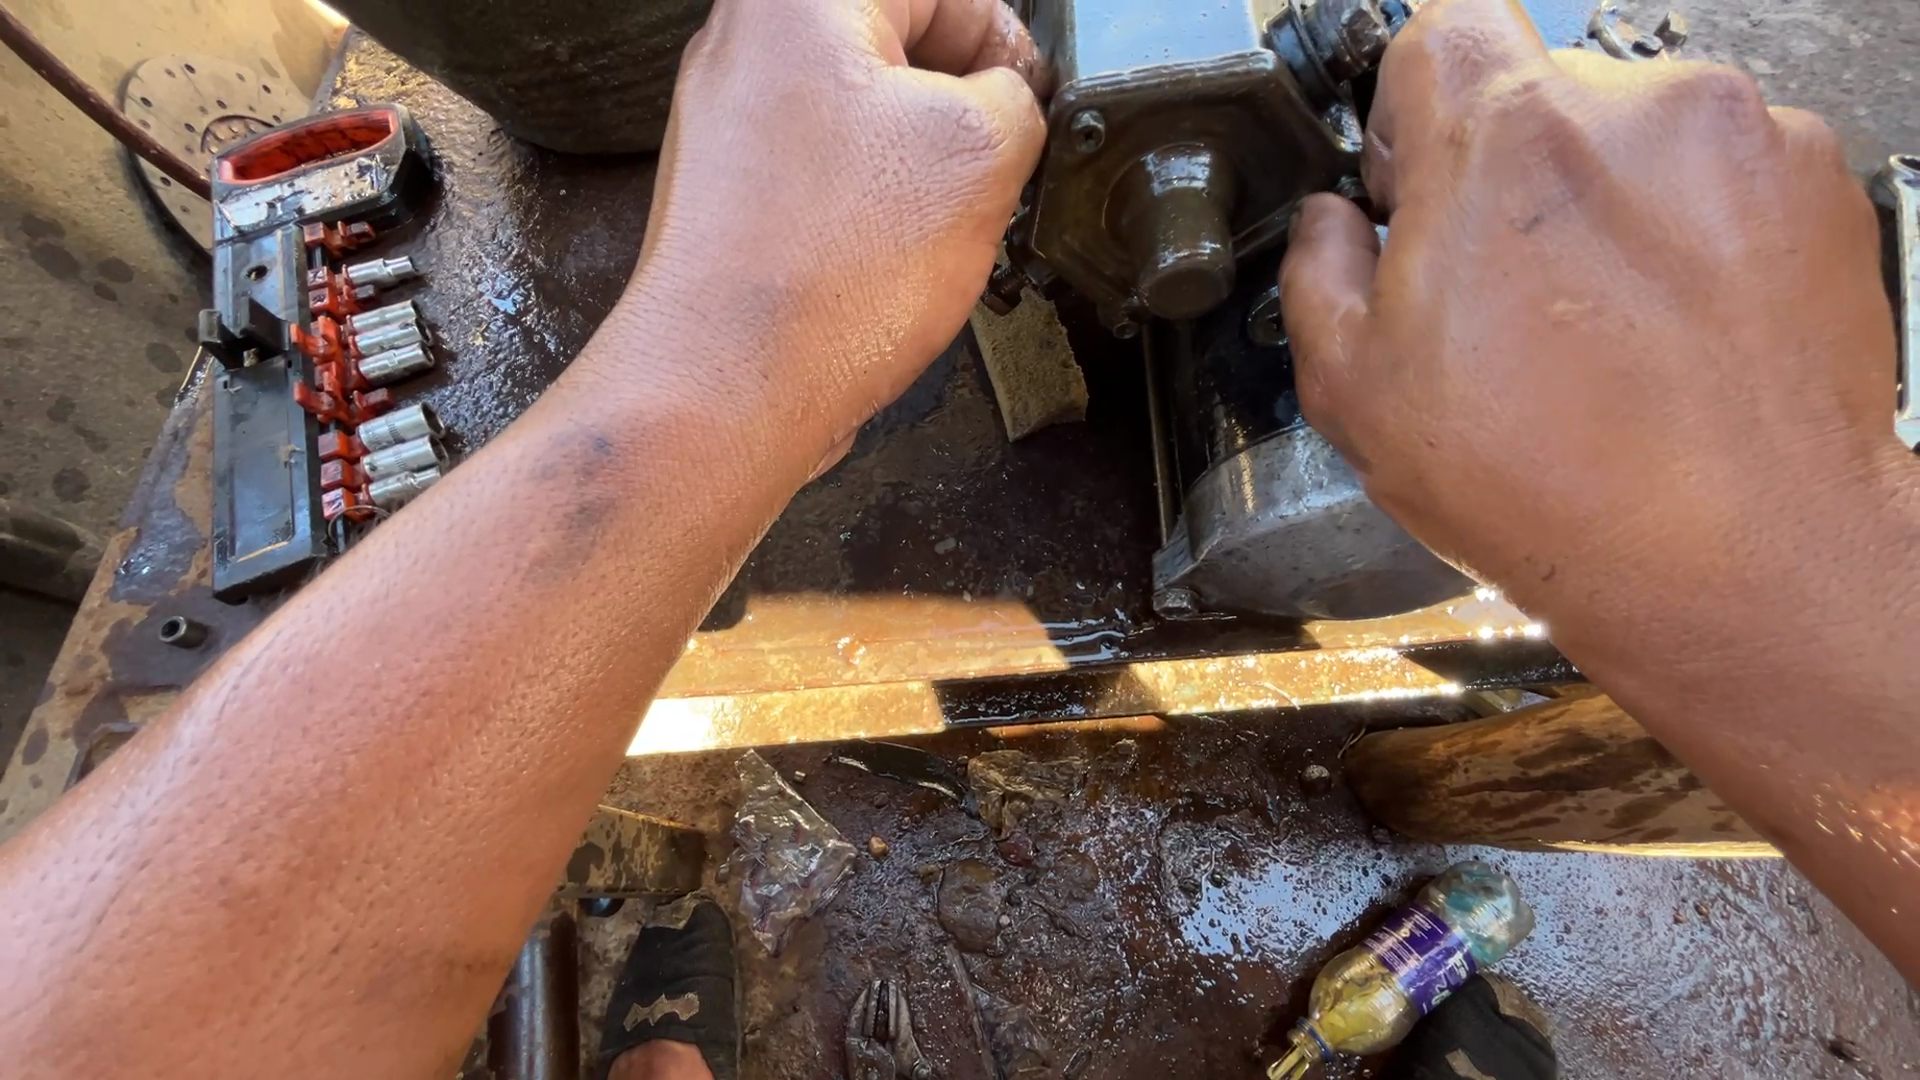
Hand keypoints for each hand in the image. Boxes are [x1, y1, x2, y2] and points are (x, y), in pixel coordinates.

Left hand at [611, 0, 1047, 457]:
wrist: (733, 391)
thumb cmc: (837, 274)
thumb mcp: (979, 159)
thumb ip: (1019, 103)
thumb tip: (1010, 109)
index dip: (1008, 48)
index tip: (1032, 112)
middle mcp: (749, 50)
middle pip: (897, 55)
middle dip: (960, 121)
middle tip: (993, 184)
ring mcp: (732, 135)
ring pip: (865, 130)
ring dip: (919, 179)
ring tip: (939, 241)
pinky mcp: (734, 207)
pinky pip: (828, 187)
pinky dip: (872, 218)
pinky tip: (890, 270)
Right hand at [1279, 0, 1906, 633]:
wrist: (1722, 549)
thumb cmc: (1526, 473)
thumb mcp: (1347, 386)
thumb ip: (1315, 274)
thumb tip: (1329, 224)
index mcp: (1501, 149)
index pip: (1437, 33)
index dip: (1399, 109)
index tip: (1401, 184)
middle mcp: (1635, 112)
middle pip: (1527, 95)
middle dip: (1480, 177)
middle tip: (1469, 290)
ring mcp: (1743, 142)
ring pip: (1612, 137)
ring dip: (1568, 208)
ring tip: (1558, 326)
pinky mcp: (1815, 187)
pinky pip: (1698, 174)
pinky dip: (1653, 232)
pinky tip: (1632, 329)